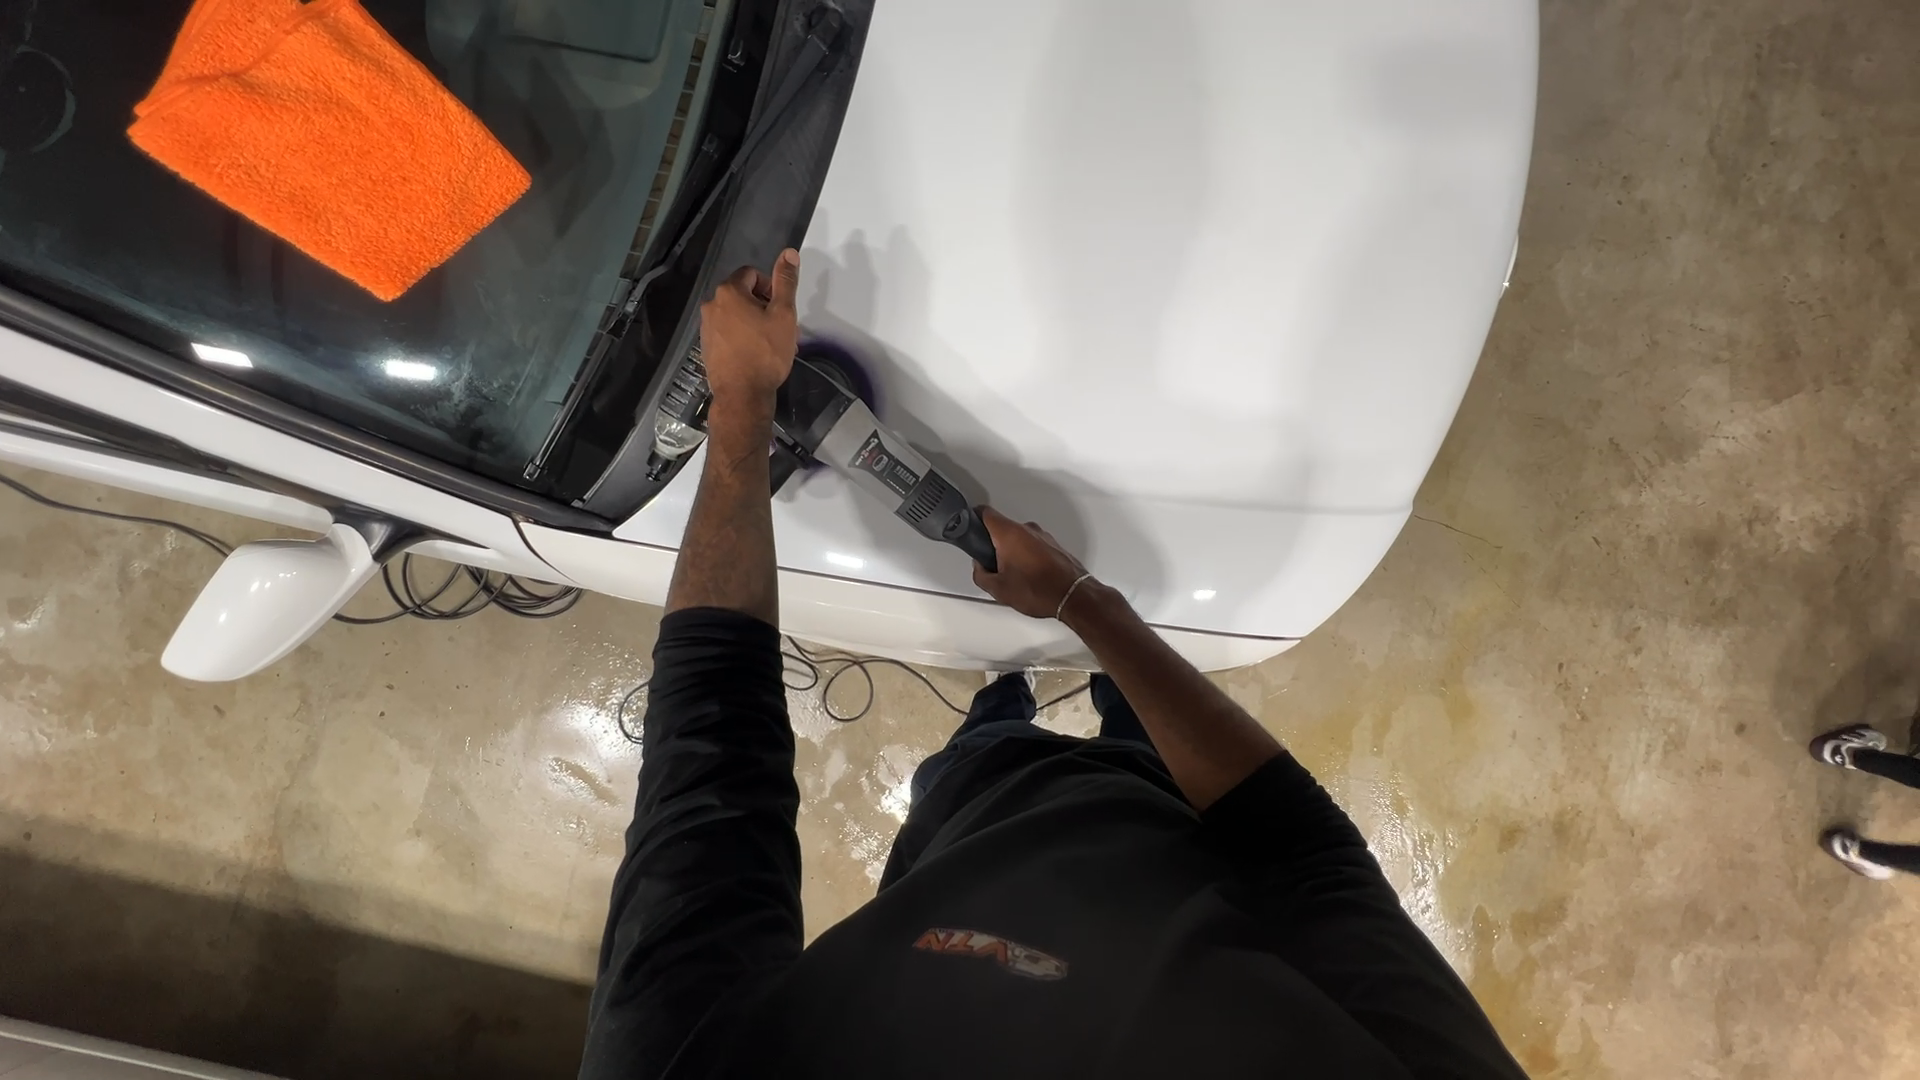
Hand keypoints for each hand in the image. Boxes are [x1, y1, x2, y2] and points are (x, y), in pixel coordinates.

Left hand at [700, 249, 799, 409]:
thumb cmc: (766, 353)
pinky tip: (755, 356)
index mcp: (729, 292)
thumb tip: (789, 253)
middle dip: (764, 308)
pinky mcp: (707, 346)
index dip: (770, 288)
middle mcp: (712, 304)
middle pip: (743, 295)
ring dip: (754, 324)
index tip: (781, 309)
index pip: (752, 274)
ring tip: (771, 346)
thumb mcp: (784, 315)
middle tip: (781, 330)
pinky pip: (728, 332)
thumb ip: (786, 282)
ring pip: (736, 315)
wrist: (742, 394)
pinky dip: (742, 337)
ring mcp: (706, 326)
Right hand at [971, 506, 1091, 619]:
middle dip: (994, 543)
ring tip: (1015, 575)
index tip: (970, 525)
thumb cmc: (1041, 590)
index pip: (985, 512)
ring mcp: (1043, 536)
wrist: (1072, 596)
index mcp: (1009, 534)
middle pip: (1002, 527)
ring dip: (1013, 551)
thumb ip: (981, 575)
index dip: (974, 517)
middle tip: (992, 564)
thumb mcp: (999, 589)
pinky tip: (1030, 576)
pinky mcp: (1054, 545)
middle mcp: (1027, 529)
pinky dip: (1028, 556)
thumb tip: (980, 568)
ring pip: (1019, 537)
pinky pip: (1034, 545)